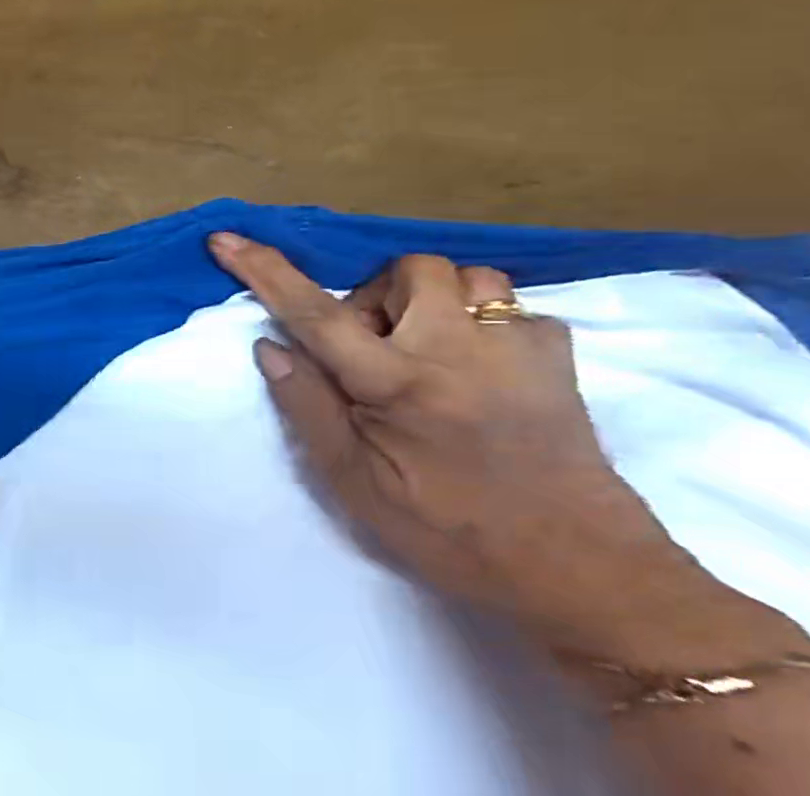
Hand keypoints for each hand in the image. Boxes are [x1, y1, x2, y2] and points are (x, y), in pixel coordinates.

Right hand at [208, 235, 805, 668]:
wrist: (582, 570)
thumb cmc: (449, 532)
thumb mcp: (355, 483)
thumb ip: (309, 406)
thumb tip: (270, 345)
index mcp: (399, 385)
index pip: (316, 314)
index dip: (265, 272)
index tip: (227, 239)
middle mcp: (459, 351)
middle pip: (408, 271)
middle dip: (379, 296)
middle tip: (374, 350)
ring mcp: (518, 348)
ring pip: (467, 277)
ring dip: (431, 301)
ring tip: (425, 350)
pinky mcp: (559, 358)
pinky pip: (509, 306)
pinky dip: (479, 321)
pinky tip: (477, 365)